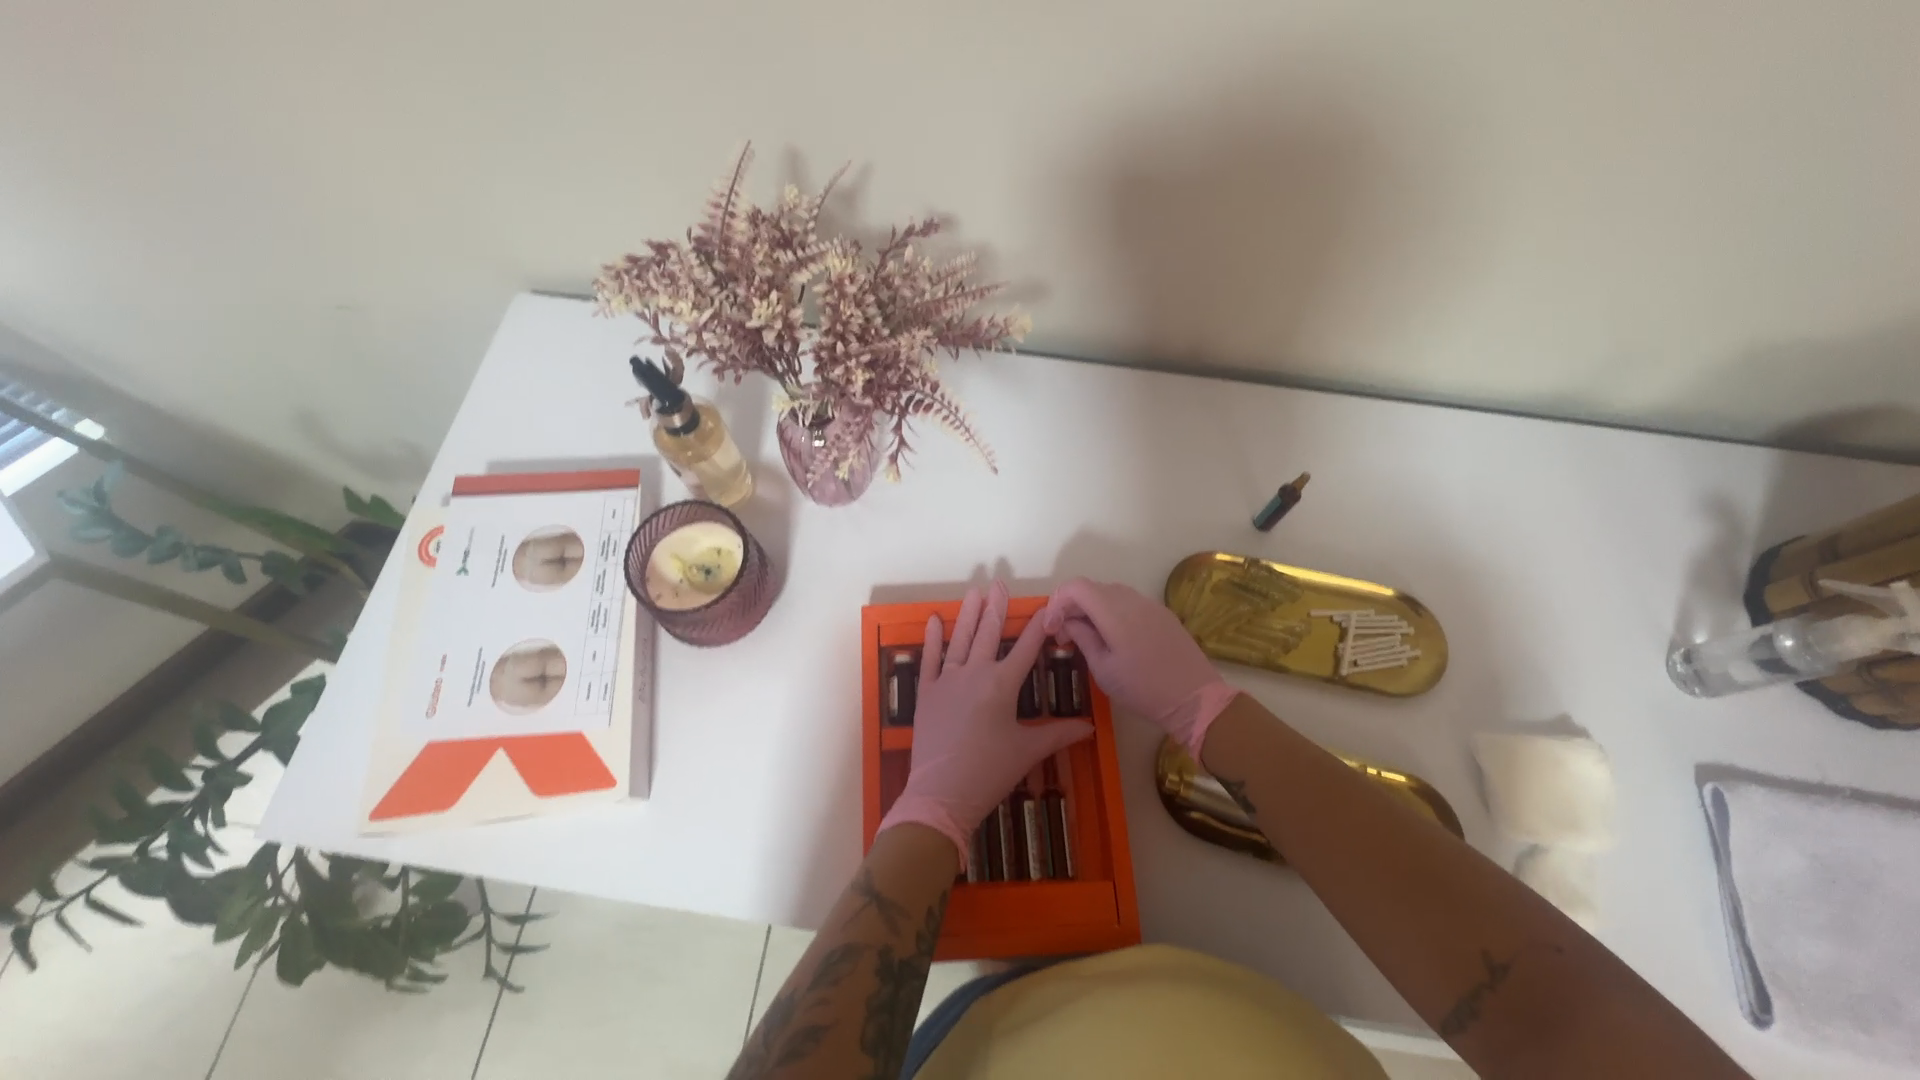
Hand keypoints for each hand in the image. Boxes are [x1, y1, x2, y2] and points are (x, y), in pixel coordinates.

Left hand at [878, 582, 1094, 868]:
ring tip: (975, 591)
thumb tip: (1090, 728)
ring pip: (961, 640)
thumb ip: (1059, 734)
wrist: (941, 794)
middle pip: (990, 634)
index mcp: (1003, 685)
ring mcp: (947, 681)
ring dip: (969, 614)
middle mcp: (975, 674)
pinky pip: (930, 660)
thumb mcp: (1028, 751)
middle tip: (1000, 584)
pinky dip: (932, 639)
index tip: (1046, 606)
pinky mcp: (927, 693)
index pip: (1026, 649)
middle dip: (997, 608)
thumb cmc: (989, 772)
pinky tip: (935, 620)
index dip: (1038, 627)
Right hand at [1042, 578, 1239, 758]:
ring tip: (1088, 638)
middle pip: (1092, 588)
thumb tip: (1068, 623)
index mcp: (1114, 611)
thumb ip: (1083, 638)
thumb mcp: (1103, 669)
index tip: (1052, 629)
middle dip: (1072, 607)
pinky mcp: (1163, 614)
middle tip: (1064, 636)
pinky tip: (1113, 639)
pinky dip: (1112, 613)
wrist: (1194, 698)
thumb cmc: (1143, 689)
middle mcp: (1132, 600)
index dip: (1057, 603)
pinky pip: (1129, 604)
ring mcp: (1150, 605)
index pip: (1076, 587)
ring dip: (1092, 610)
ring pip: (1111, 594)